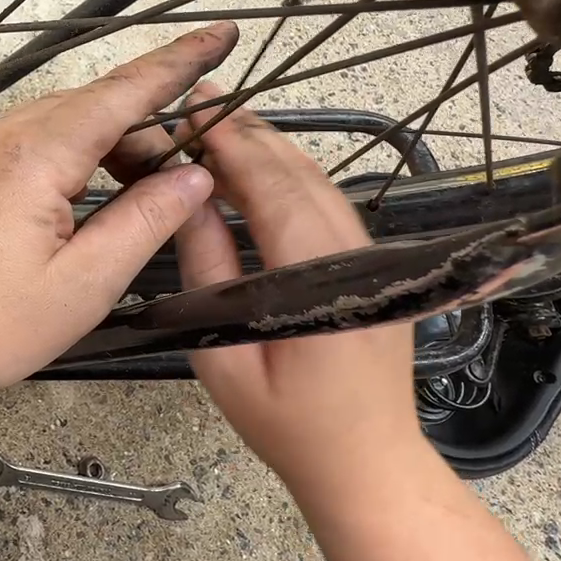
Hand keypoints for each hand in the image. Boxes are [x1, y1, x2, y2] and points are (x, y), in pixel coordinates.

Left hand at [0, 23, 238, 417]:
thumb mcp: (84, 282)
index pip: (119, 92)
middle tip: (180, 171)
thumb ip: (145, 220)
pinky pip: (18, 144)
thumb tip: (193, 176)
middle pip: (86, 108)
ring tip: (132, 190)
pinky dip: (59, 158)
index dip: (174, 62)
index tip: (217, 32)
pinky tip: (73, 197)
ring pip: (51, 126)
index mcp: (33, 154)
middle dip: (141, 128)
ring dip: (99, 146)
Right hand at [109, 80, 425, 499]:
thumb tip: (188, 197)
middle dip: (249, 131)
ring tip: (224, 118)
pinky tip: (262, 162)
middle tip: (204, 97)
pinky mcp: (372, 265)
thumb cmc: (285, 421)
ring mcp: (371, 259)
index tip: (195, 108)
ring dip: (271, 146)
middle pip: (301, 175)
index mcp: (319, 280)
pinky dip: (291, 172)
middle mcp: (354, 256)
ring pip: (320, 183)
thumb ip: (209, 269)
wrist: (366, 463)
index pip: (274, 191)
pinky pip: (328, 202)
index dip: (233, 144)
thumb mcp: (224, 352)